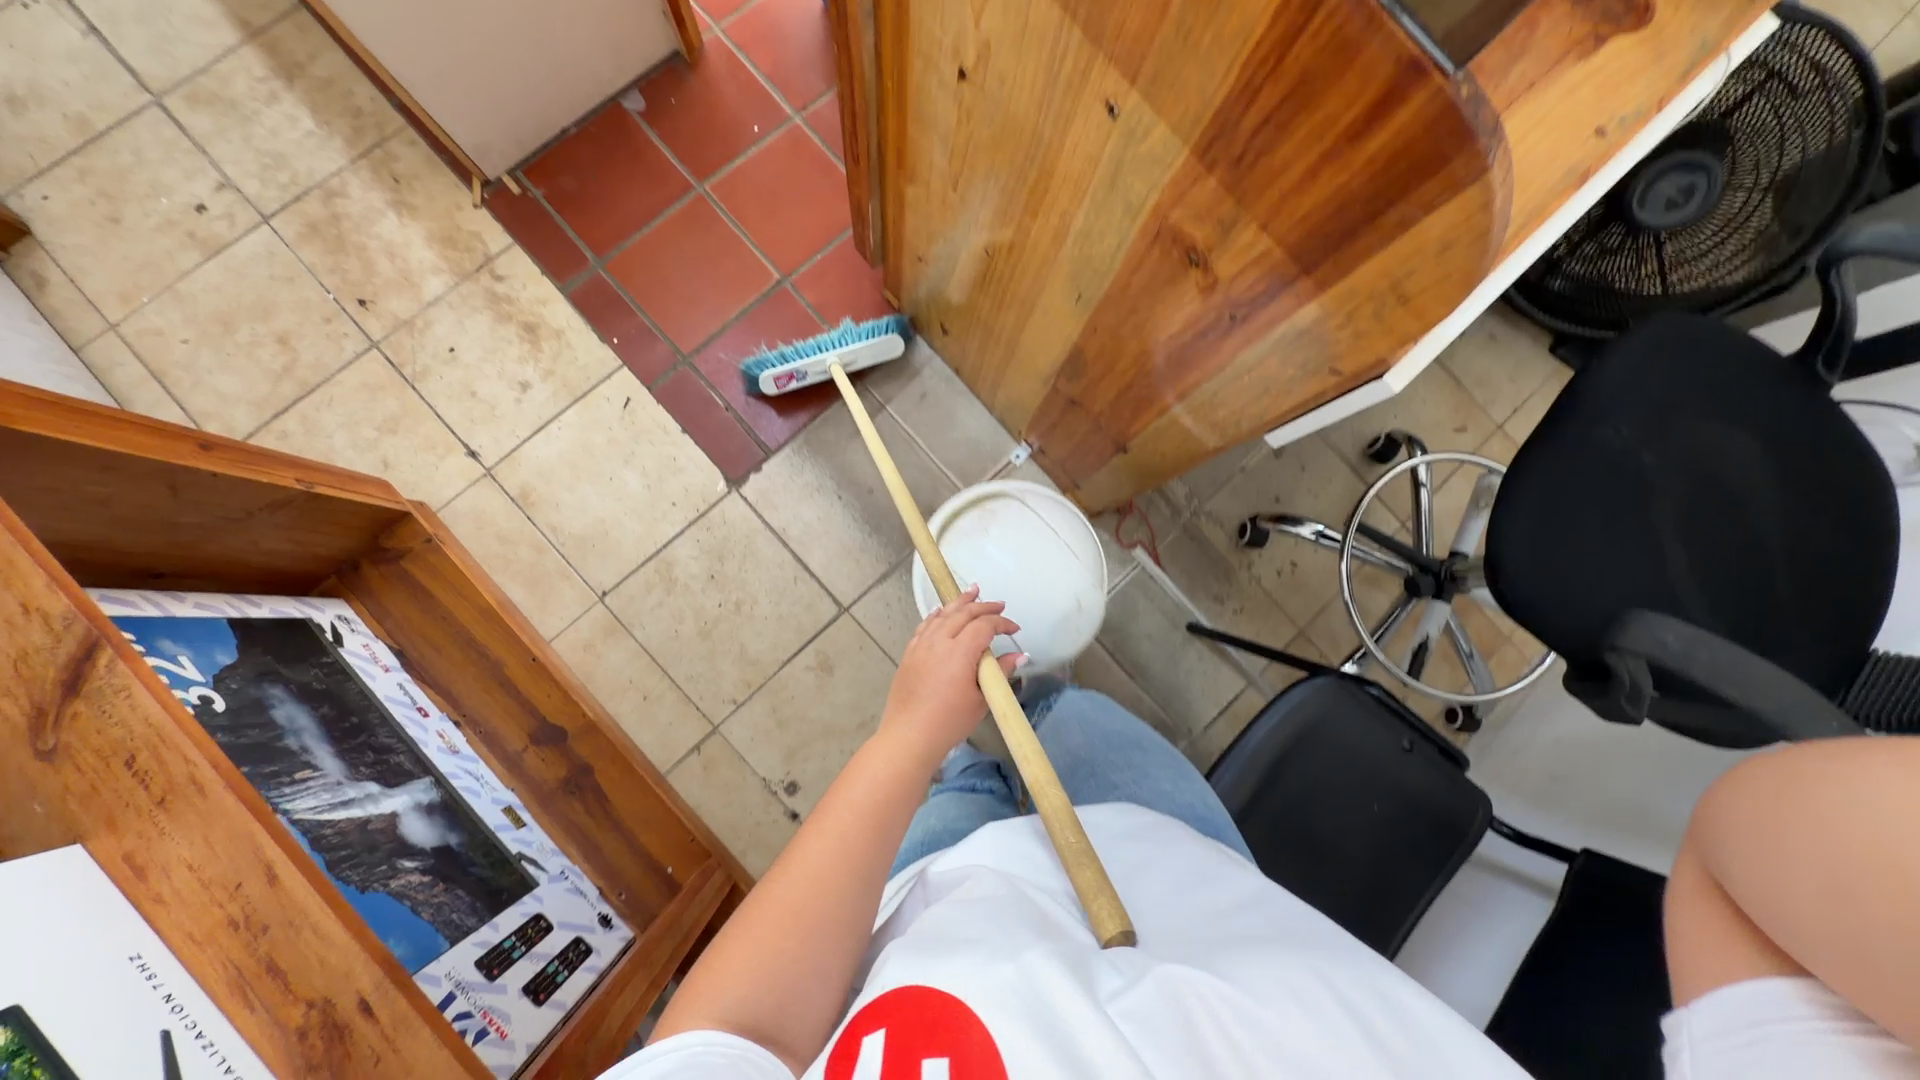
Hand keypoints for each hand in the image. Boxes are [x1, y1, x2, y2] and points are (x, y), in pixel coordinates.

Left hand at [879, 585, 1022, 762]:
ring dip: (959, 603)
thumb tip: (1020, 656)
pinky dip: (937, 615)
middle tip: (999, 604)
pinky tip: (941, 612)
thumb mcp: (981, 699)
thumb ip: (1000, 672)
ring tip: (972, 592)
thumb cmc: (950, 721)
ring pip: (942, 615)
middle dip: (983, 606)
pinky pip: (925, 626)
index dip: (1001, 623)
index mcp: (960, 651)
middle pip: (963, 614)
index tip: (1015, 629)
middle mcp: (939, 641)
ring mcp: (921, 646)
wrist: (909, 735)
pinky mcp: (910, 654)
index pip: (984, 626)